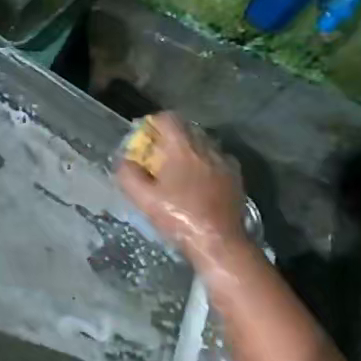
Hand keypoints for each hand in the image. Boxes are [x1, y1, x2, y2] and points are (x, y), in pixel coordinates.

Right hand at [115, 112, 250, 264]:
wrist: (219, 242)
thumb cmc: (178, 218)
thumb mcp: (143, 199)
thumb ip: (128, 174)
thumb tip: (124, 161)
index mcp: (183, 147)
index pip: (168, 118)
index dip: (152, 124)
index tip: (142, 141)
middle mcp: (207, 147)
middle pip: (185, 129)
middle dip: (168, 139)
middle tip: (155, 158)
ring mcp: (224, 161)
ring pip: (202, 144)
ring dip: (187, 151)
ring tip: (176, 173)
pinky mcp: (235, 176)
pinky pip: (215, 159)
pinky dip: (203, 164)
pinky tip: (196, 184)